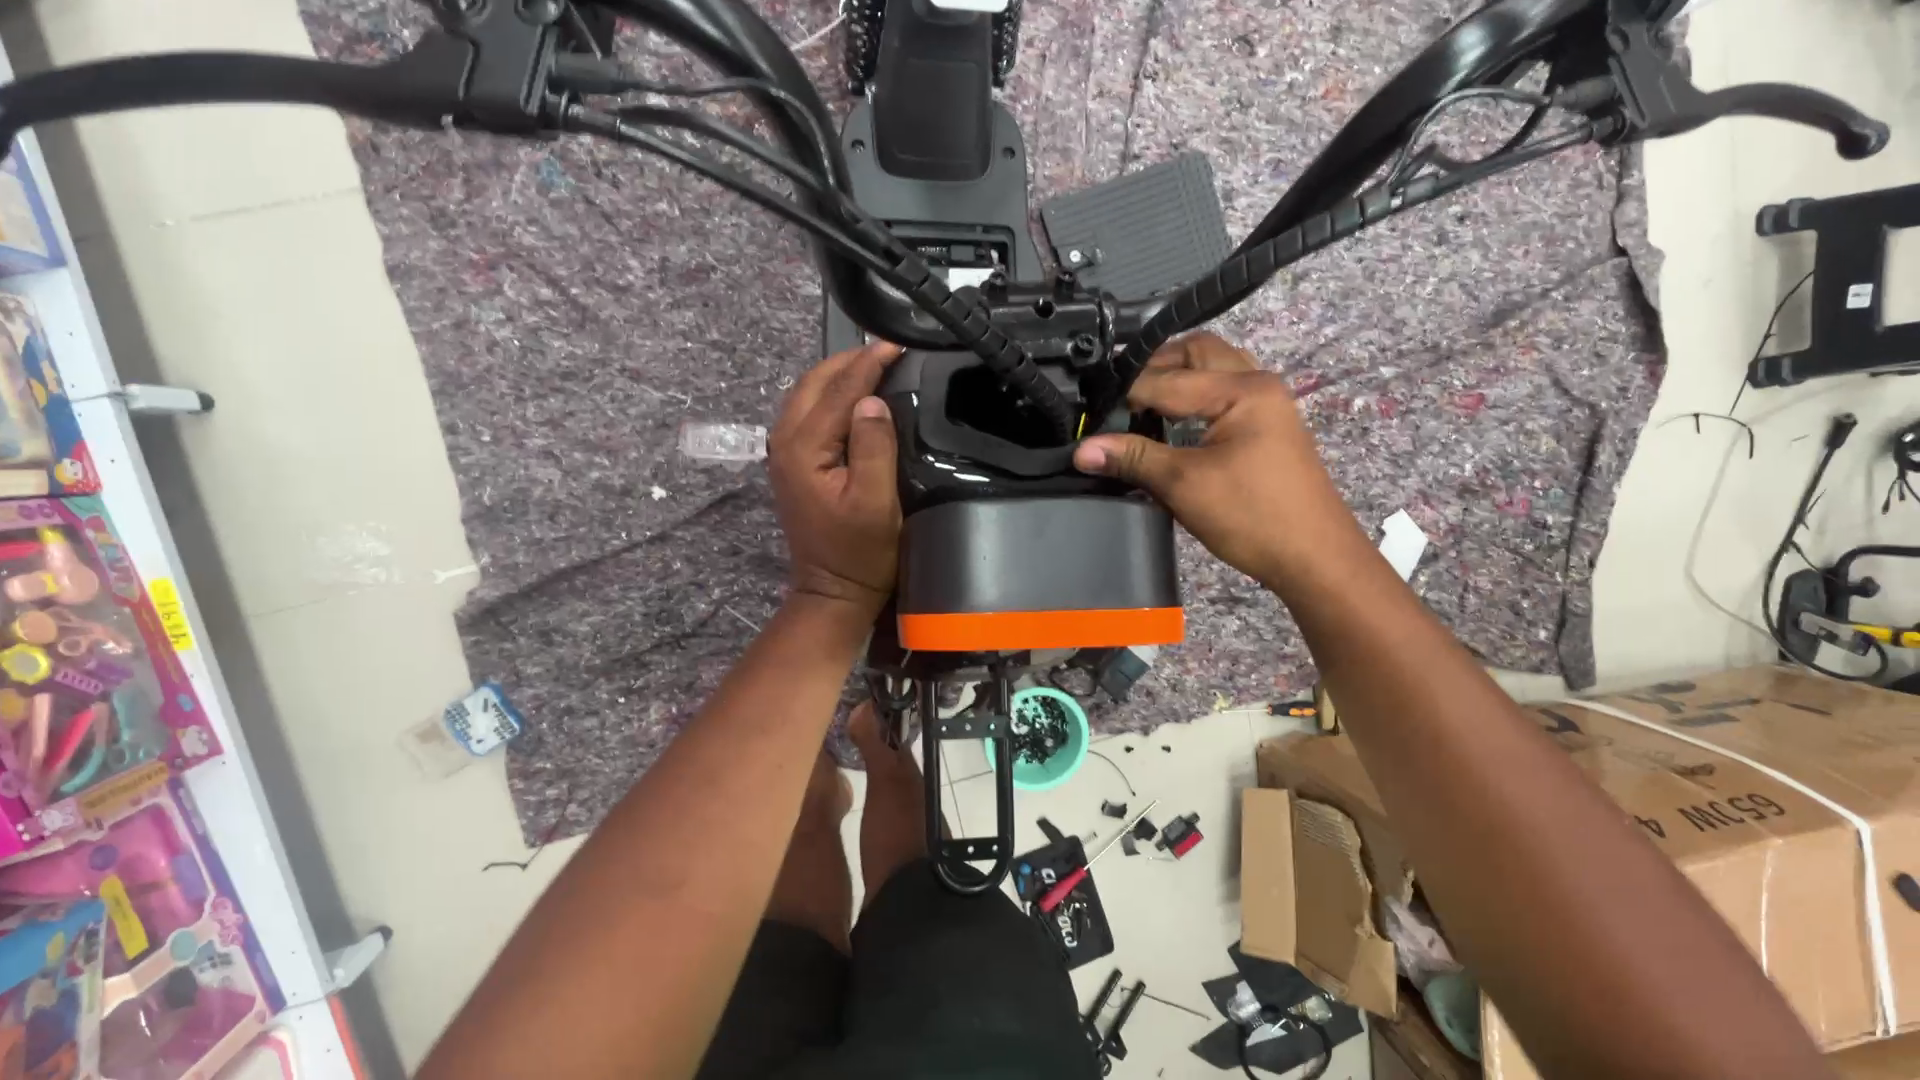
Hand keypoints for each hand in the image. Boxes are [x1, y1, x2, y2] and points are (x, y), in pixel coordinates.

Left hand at [768, 340, 903, 616]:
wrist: (832, 593)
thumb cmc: (860, 554)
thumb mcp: (876, 503)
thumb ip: (874, 447)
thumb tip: (873, 401)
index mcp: (804, 448)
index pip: (838, 391)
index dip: (868, 364)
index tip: (896, 345)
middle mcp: (785, 443)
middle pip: (812, 384)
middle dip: (848, 362)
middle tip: (887, 350)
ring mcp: (783, 454)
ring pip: (805, 395)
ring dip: (836, 376)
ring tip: (872, 365)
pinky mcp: (791, 464)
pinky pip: (806, 413)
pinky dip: (829, 395)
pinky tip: (851, 396)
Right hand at [1072, 333, 1366, 590]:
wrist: (1315, 557)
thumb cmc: (1254, 517)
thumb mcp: (1184, 486)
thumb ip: (1133, 458)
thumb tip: (1083, 450)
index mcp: (1242, 390)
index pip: (1167, 380)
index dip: (1125, 395)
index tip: (1091, 413)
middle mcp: (1258, 385)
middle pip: (1197, 352)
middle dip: (1155, 366)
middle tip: (1118, 393)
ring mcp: (1268, 405)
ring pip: (1214, 369)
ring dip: (1178, 376)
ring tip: (1141, 404)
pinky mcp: (1268, 428)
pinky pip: (1225, 392)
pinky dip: (1195, 395)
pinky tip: (1172, 421)